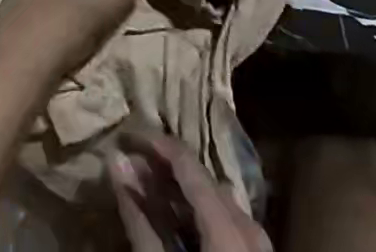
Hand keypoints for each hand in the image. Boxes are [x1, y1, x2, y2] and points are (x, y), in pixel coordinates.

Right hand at [110, 132, 270, 251]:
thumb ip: (140, 220)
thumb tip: (116, 165)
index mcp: (230, 226)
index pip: (188, 163)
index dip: (154, 143)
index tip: (123, 135)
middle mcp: (250, 226)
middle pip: (202, 179)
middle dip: (162, 168)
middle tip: (126, 163)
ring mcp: (259, 244)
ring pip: (214, 199)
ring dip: (177, 191)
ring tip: (141, 186)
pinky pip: (225, 220)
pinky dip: (195, 213)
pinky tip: (172, 217)